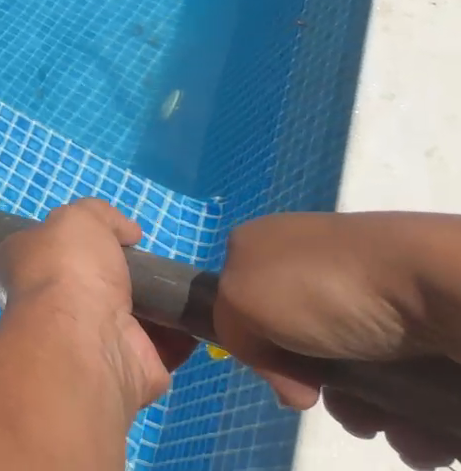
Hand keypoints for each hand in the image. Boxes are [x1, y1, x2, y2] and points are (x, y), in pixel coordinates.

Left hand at [0, 199, 194, 414]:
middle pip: (87, 280)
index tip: (104, 235)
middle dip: (117, 273)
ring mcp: (87, 334)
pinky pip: (162, 342)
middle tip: (145, 263)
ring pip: (126, 312)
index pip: (42, 246)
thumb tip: (127, 231)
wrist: (89, 336)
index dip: (69, 238)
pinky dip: (181, 331)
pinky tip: (198, 314)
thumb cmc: (68, 267)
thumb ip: (98, 214)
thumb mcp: (76, 219)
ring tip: (174, 286)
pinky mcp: (129, 361)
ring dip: (152, 302)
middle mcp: (46, 299)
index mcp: (19, 262)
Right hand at [214, 212, 460, 469]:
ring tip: (386, 426)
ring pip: (367, 368)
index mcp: (267, 246)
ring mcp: (382, 295)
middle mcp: (320, 265)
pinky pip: (416, 382)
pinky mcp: (434, 326)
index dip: (256, 339)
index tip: (277, 370)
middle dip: (322, 386)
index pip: (248, 294)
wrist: (441, 285)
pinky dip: (415, 416)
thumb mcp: (241, 302)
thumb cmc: (321, 286)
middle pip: (308, 339)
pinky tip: (417, 429)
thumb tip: (287, 378)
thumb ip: (235, 336)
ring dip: (371, 409)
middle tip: (337, 405)